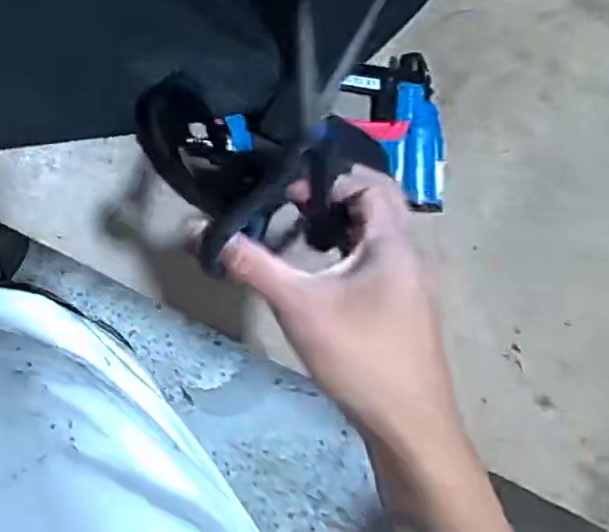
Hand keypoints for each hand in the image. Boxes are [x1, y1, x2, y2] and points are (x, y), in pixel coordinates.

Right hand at [219, 169, 508, 529]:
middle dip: (327, 196)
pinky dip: (340, 245)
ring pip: (371, 232)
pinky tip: (311, 263)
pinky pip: (370, 255)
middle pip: (373, 206)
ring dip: (332, 221)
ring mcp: (406, 284)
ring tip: (291, 227)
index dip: (329, 179)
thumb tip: (199, 229)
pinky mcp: (397, 304)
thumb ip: (248, 262)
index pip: (372, 188)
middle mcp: (407, 260)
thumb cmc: (359, 356)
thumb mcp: (295, 303)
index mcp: (394, 250)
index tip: (288, 193)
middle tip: (284, 202)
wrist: (409, 428)